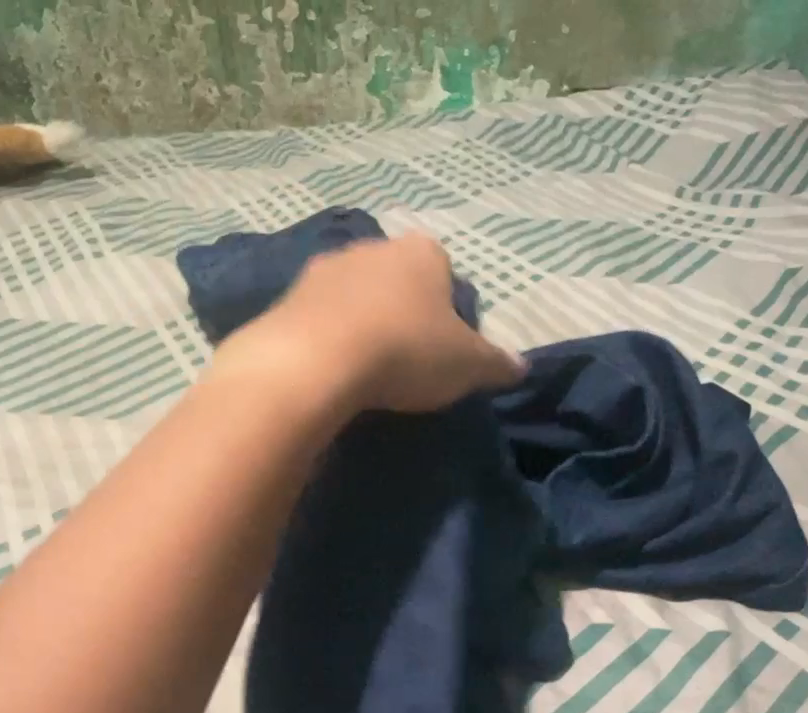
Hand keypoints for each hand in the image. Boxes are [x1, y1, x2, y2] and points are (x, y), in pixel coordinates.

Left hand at [219, 233, 526, 413]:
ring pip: (353, 295)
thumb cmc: (406, 352)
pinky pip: (317, 317)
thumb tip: (520, 367)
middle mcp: (373, 247)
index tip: (441, 349)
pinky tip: (329, 370)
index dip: (447, 312)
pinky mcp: (287, 296)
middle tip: (403, 361)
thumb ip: (496, 363)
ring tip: (363, 370)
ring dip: (359, 323)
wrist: (315, 360)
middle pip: (396, 281)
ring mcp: (324, 267)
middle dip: (400, 313)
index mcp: (423, 252)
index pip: (444, 274)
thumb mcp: (467, 365)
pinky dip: (325, 338)